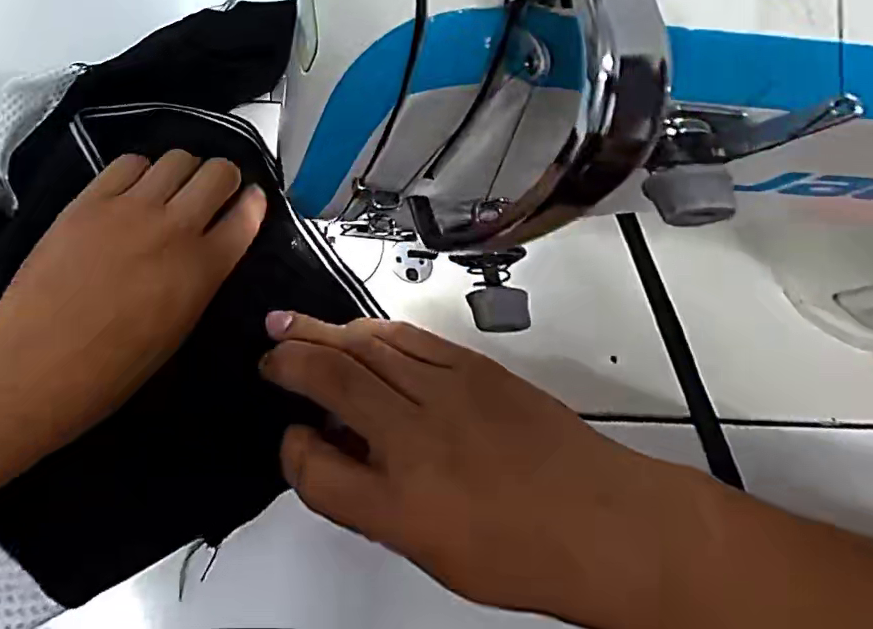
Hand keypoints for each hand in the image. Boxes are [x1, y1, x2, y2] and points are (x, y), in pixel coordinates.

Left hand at [0, 151, 266, 504]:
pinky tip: (132, 188)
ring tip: (171, 186)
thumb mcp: (178, 330)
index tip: (249, 200)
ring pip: (177, 158)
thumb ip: (200, 280)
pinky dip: (140, 170)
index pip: (247, 213)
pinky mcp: (91, 199)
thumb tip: (206, 250)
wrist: (34, 363)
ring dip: (184, 170)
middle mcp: (175, 227)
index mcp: (203, 269)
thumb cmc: (110, 370)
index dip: (253, 201)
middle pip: (219, 171)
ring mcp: (131, 207)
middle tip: (212, 191)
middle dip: (223, 177)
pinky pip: (129, 162)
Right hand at [259, 312, 716, 628]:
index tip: (289, 436)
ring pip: (365, 345)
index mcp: (404, 501)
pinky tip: (356, 328)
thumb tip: (327, 450)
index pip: (317, 467)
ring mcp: (447, 391)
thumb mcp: (428, 549)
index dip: (292, 449)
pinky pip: (407, 336)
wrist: (605, 522)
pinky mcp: (472, 365)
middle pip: (333, 378)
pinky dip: (372, 328)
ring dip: (321, 330)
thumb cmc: (525, 549)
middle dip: (291, 356)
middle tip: (267, 346)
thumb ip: (363, 499)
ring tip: (291, 322)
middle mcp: (419, 436)